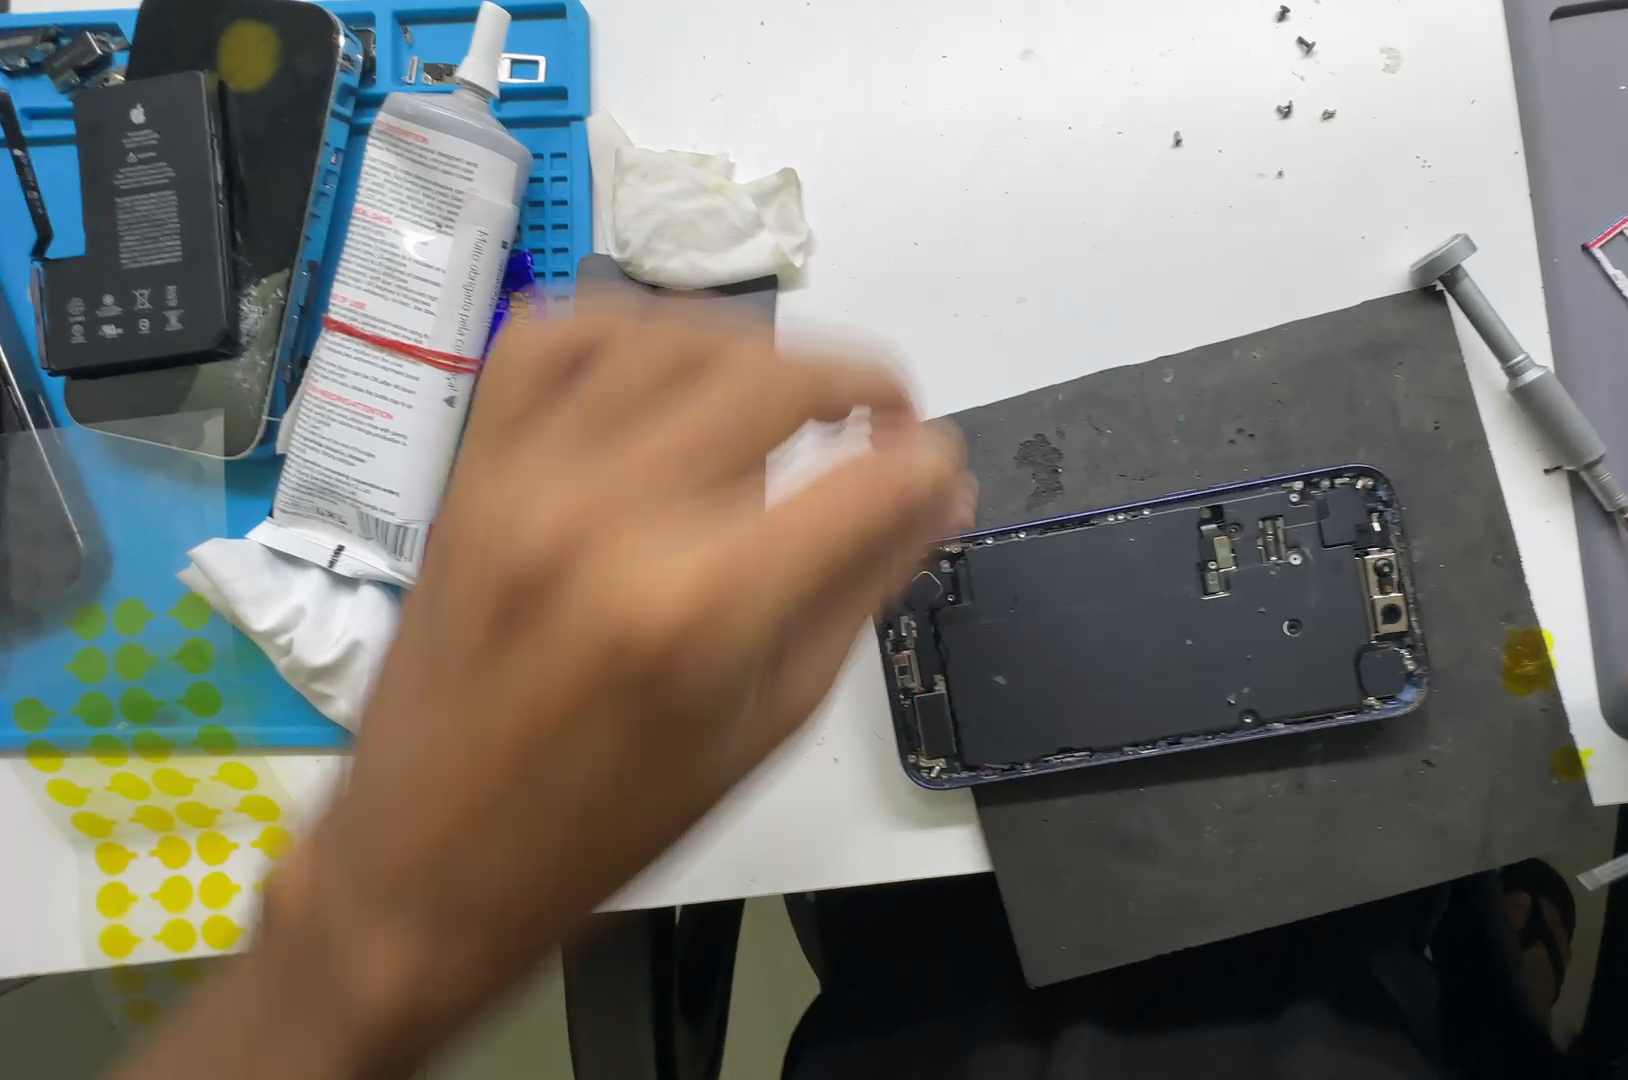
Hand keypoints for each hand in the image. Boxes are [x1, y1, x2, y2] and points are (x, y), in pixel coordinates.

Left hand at [250, 301, 973, 1073]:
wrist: (432, 858)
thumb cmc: (626, 812)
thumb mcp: (776, 713)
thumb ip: (866, 584)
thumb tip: (937, 496)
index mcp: (709, 605)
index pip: (864, 482)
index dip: (927, 462)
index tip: (942, 466)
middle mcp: (618, 516)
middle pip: (777, 380)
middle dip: (864, 382)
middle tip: (891, 418)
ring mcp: (530, 476)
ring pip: (678, 336)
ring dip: (767, 350)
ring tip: (802, 392)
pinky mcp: (475, 468)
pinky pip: (556, 338)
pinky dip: (637, 328)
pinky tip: (679, 366)